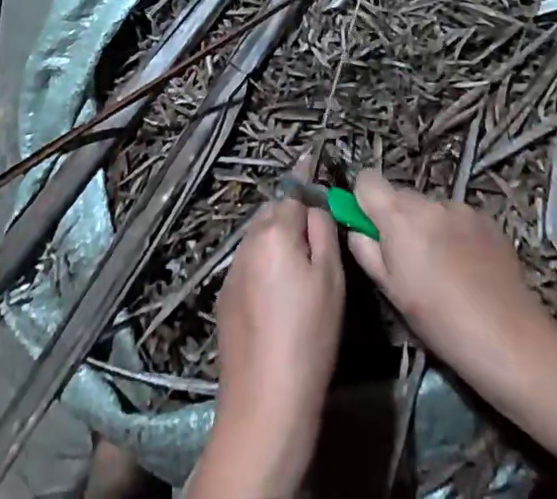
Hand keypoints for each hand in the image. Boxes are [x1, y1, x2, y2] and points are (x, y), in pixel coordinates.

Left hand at [192, 198, 343, 497]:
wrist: (266, 397)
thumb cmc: (310, 335)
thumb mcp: (330, 279)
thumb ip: (322, 232)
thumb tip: (314, 205)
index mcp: (273, 233)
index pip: (291, 192)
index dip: (305, 177)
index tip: (311, 158)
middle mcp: (246, 243)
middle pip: (271, 212)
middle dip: (291, 209)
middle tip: (317, 226)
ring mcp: (231, 270)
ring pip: (258, 237)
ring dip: (276, 235)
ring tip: (301, 259)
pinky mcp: (225, 295)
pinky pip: (249, 262)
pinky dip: (264, 260)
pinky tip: (279, 289)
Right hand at [346, 169, 548, 378]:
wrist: (508, 336)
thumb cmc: (438, 319)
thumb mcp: (390, 291)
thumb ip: (366, 251)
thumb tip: (358, 231)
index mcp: (399, 216)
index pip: (367, 180)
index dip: (364, 200)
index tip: (369, 227)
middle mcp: (430, 203)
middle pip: (401, 196)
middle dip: (397, 218)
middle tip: (407, 258)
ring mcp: (463, 209)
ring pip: (431, 209)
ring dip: (428, 226)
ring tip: (442, 267)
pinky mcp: (488, 221)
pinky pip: (458, 219)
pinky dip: (455, 234)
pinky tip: (468, 267)